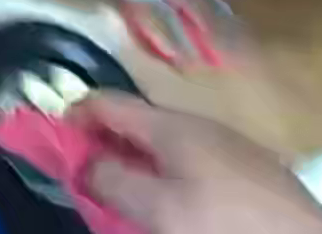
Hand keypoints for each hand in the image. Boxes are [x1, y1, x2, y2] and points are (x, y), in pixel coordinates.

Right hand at [69, 94, 321, 233]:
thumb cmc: (230, 228)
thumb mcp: (158, 210)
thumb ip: (109, 180)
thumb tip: (81, 163)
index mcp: (170, 122)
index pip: (102, 100)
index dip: (72, 116)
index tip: (57, 142)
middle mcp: (200, 123)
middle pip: (137, 120)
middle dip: (109, 141)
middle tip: (94, 171)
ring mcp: (237, 148)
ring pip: (170, 142)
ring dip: (143, 160)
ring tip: (136, 191)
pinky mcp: (265, 178)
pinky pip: (201, 162)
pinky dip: (177, 174)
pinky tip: (186, 203)